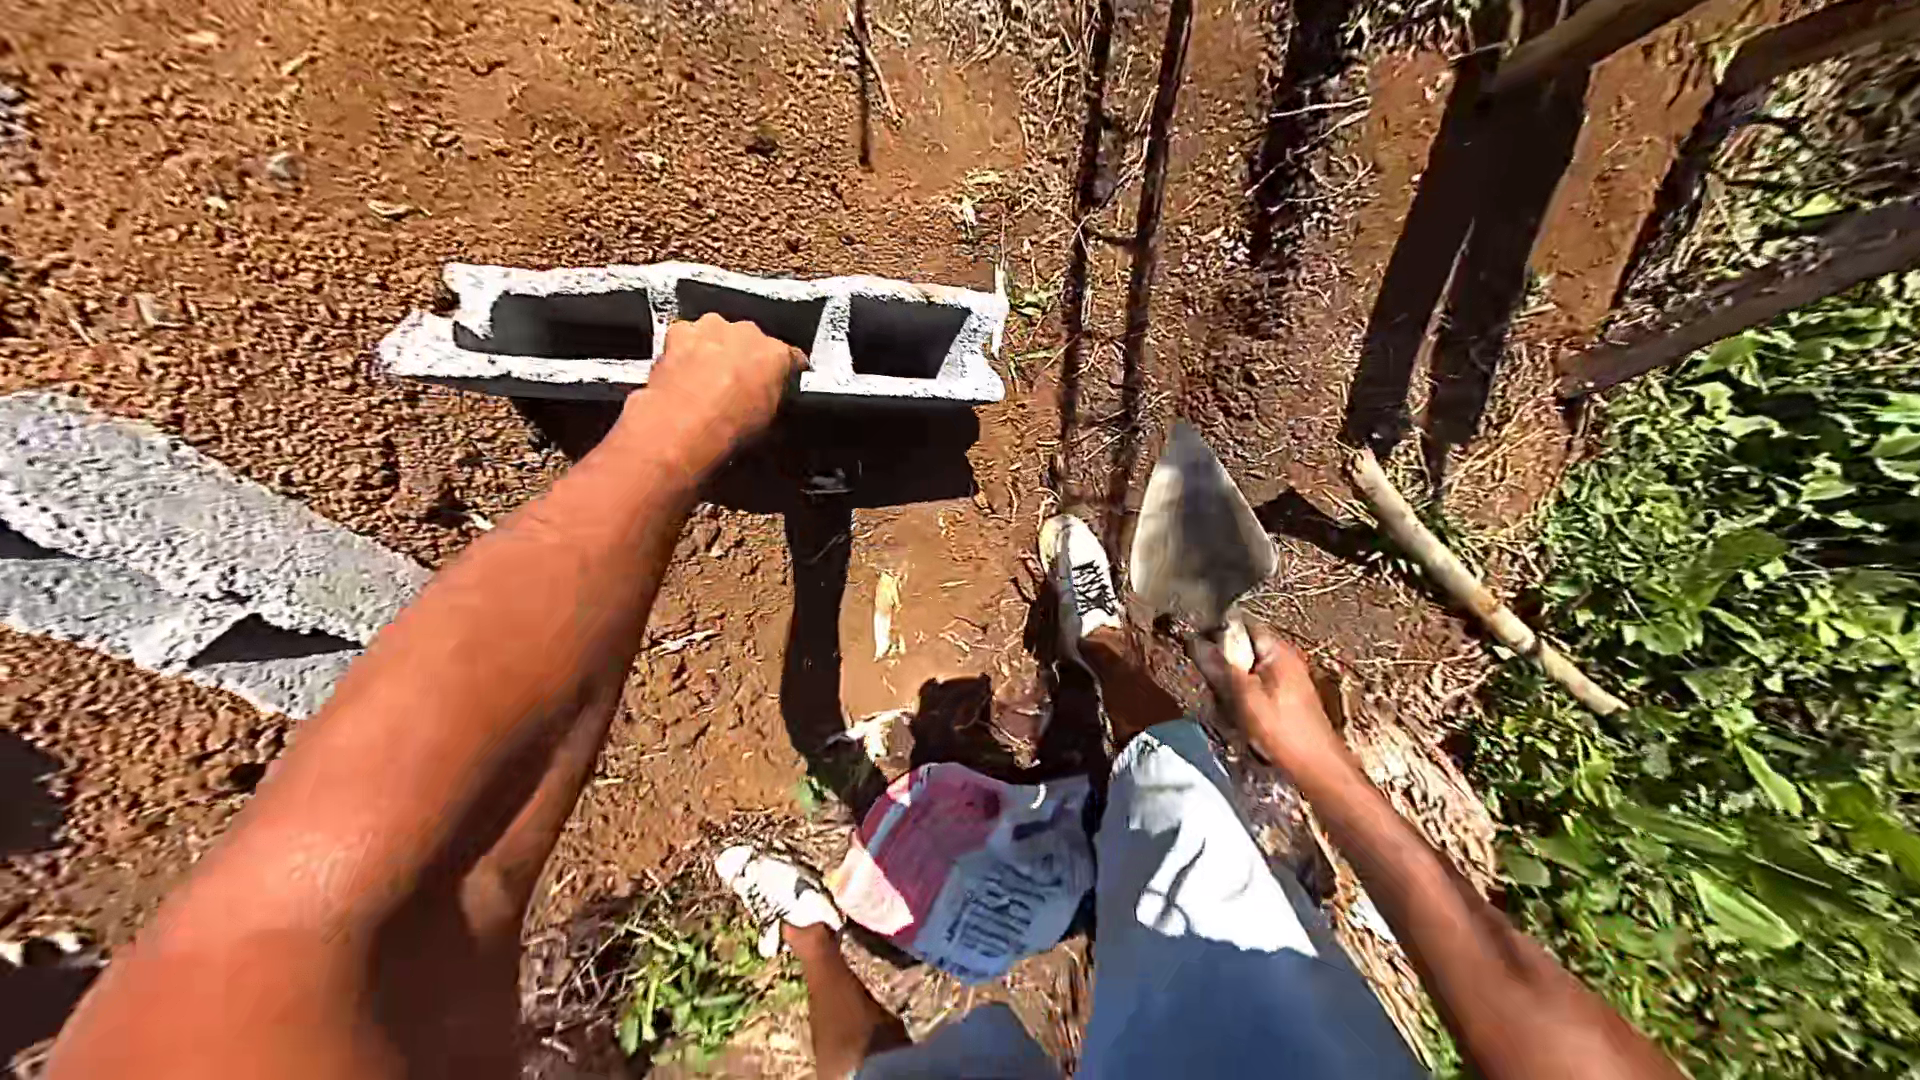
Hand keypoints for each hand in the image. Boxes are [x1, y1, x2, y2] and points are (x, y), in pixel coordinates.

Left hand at [628, 314, 805, 458]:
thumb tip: (771, 398)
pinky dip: (688, 351)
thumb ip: (775, 397)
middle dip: (746, 359)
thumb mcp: (770, 421)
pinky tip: (686, 376)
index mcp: (777, 354)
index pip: (789, 357)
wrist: (683, 426)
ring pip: (719, 334)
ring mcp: (712, 329)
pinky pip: (688, 337)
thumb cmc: (727, 426)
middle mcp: (747, 334)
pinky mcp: (680, 332)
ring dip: (717, 352)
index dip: (783, 372)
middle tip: (738, 387)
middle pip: (752, 341)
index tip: (777, 381)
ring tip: (709, 384)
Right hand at [1192, 626, 1350, 775]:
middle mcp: (1284, 657)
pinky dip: (1243, 695)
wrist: (1316, 767)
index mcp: (1278, 650)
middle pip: (1241, 648)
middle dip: (1222, 662)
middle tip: (1212, 682)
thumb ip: (1219, 665)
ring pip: (1245, 668)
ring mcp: (1287, 677)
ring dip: (1231, 682)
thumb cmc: (1280, 729)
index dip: (1216, 633)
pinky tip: (1240, 713)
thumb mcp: (1243, 695)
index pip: (1240, 625)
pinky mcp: (1285, 695)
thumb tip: (1195, 641)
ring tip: (1226, 702)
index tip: (1197, 648)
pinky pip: (1254, 685)